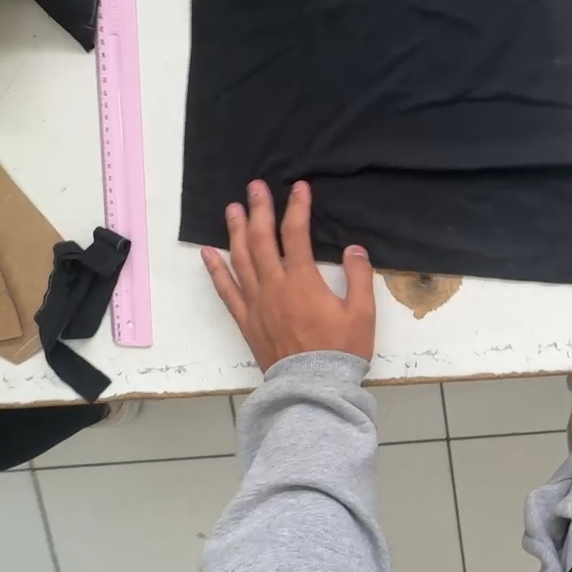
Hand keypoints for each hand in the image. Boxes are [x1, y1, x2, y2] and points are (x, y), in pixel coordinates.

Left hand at [201, 179, 375, 371]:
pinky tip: (208, 253)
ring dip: (235, 230)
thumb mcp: (363, 312)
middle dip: (259, 209)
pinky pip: (226, 289)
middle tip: (256, 187)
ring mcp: (256, 302)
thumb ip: (359, 277)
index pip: (296, 234)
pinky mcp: (246, 319)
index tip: (299, 188)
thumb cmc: (342, 349)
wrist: (314, 384)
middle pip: (261, 239)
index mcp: (303, 280)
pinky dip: (216, 269)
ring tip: (233, 208)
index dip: (297, 208)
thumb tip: (354, 248)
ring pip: (240, 258)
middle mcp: (274, 285)